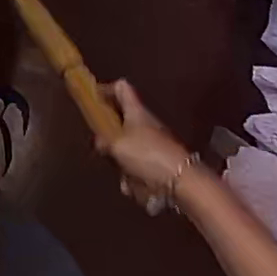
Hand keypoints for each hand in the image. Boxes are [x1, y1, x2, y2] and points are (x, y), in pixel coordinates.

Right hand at [96, 80, 194, 212]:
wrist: (183, 180)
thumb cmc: (147, 155)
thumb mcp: (117, 146)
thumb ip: (104, 141)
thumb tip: (98, 140)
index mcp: (136, 111)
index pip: (121, 87)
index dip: (106, 90)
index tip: (93, 101)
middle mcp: (146, 122)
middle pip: (122, 120)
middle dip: (110, 136)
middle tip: (101, 146)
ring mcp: (155, 141)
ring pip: (129, 147)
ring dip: (121, 161)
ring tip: (121, 176)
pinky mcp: (161, 160)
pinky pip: (139, 165)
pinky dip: (134, 176)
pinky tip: (134, 187)